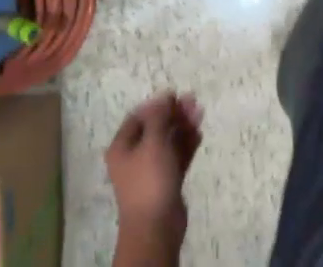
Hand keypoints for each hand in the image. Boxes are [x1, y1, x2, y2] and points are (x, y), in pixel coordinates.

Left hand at [106, 92, 202, 266]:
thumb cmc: (149, 180)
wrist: (156, 226)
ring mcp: (151, 170)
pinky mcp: (167, 181)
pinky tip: (199, 134)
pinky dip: (187, 144)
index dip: (156, 104)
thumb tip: (164, 95)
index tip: (176, 96)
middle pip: (155, 128)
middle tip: (194, 102)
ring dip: (183, 127)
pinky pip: (177, 156)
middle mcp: (134, 156)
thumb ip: (159, 117)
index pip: (138, 117)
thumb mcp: (152, 142)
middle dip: (174, 114)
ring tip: (200, 114)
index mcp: (122, 147)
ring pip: (168, 141)